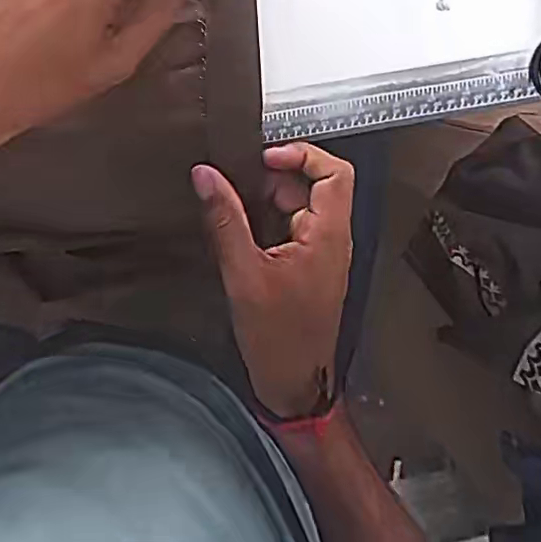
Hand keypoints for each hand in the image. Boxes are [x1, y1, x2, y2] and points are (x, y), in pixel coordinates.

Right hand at [194, 144, 354, 418]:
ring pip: (299, 203)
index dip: (302, 154)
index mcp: (328, 236)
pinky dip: (266, 216)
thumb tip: (205, 174)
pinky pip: (291, 223)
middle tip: (235, 183)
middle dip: (273, 176)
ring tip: (232, 204)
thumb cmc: (278, 338)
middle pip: (313, 183)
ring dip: (267, 197)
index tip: (264, 157)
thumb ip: (225, 218)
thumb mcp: (243, 273)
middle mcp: (331, 238)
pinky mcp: (308, 264)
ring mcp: (321, 252)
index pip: (335, 173)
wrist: (294, 387)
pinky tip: (239, 226)